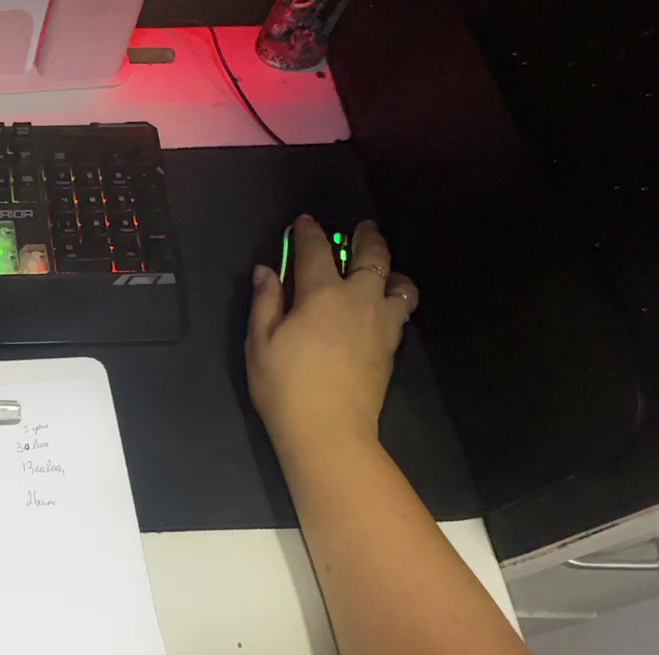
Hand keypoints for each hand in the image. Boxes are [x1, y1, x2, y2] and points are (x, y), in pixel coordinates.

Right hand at [246, 217, 419, 450]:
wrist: (328, 427)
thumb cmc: (283, 386)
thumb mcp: (259, 344)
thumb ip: (265, 303)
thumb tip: (264, 271)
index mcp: (321, 294)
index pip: (315, 251)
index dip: (308, 233)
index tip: (303, 222)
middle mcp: (358, 298)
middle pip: (371, 256)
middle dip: (364, 237)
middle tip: (361, 228)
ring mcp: (381, 320)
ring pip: (397, 280)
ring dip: (389, 268)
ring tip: (381, 269)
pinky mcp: (391, 343)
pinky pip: (400, 308)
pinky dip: (393, 296)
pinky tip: (383, 304)